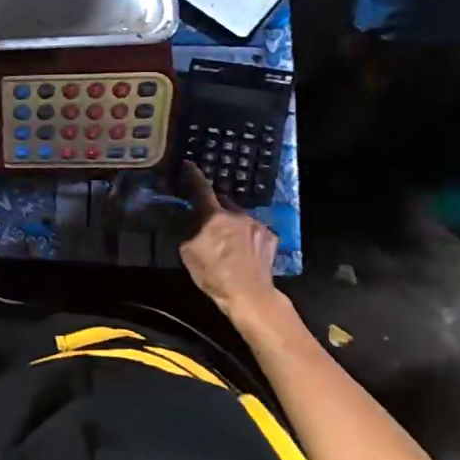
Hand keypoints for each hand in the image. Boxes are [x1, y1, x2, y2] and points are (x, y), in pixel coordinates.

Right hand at [177, 161, 279, 319]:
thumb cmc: (213, 274)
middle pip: (223, 201)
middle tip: (207, 216)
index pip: (201, 189)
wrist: (249, 294)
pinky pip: (254, 228)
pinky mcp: (270, 237)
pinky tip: (243, 248)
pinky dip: (246, 233)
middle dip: (214, 206)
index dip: (193, 176)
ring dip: (231, 221)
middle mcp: (238, 214)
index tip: (189, 164)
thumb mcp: (188, 253)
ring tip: (226, 238)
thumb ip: (189, 231)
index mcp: (214, 217)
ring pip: (239, 215)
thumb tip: (190, 220)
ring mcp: (257, 225)